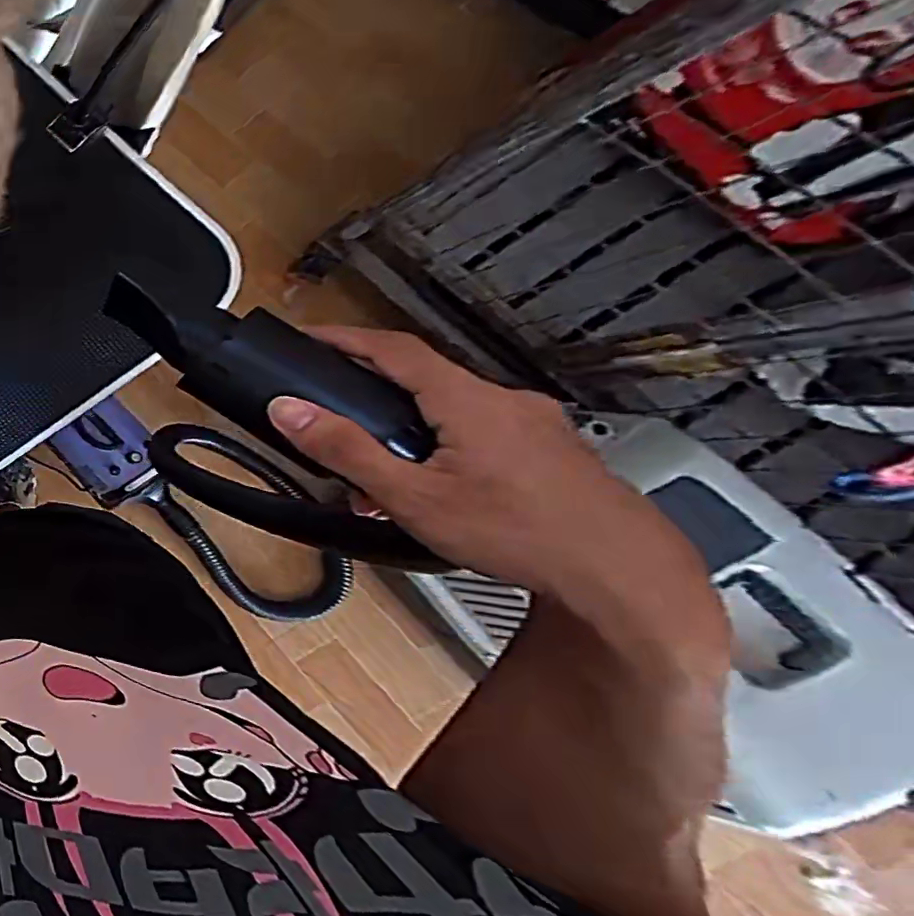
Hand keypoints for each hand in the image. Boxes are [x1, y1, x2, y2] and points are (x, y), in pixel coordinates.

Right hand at [265, 327, 712, 612]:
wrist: (624, 578)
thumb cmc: (523, 536)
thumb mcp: (411, 495)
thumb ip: (345, 450)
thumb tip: (291, 410)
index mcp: (470, 401)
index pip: (394, 348)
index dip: (346, 338)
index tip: (311, 337)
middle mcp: (507, 402)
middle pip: (420, 381)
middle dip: (371, 401)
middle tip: (337, 427)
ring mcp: (534, 425)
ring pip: (450, 412)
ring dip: (406, 435)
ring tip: (382, 482)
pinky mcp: (548, 451)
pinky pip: (480, 433)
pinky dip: (442, 449)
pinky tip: (433, 491)